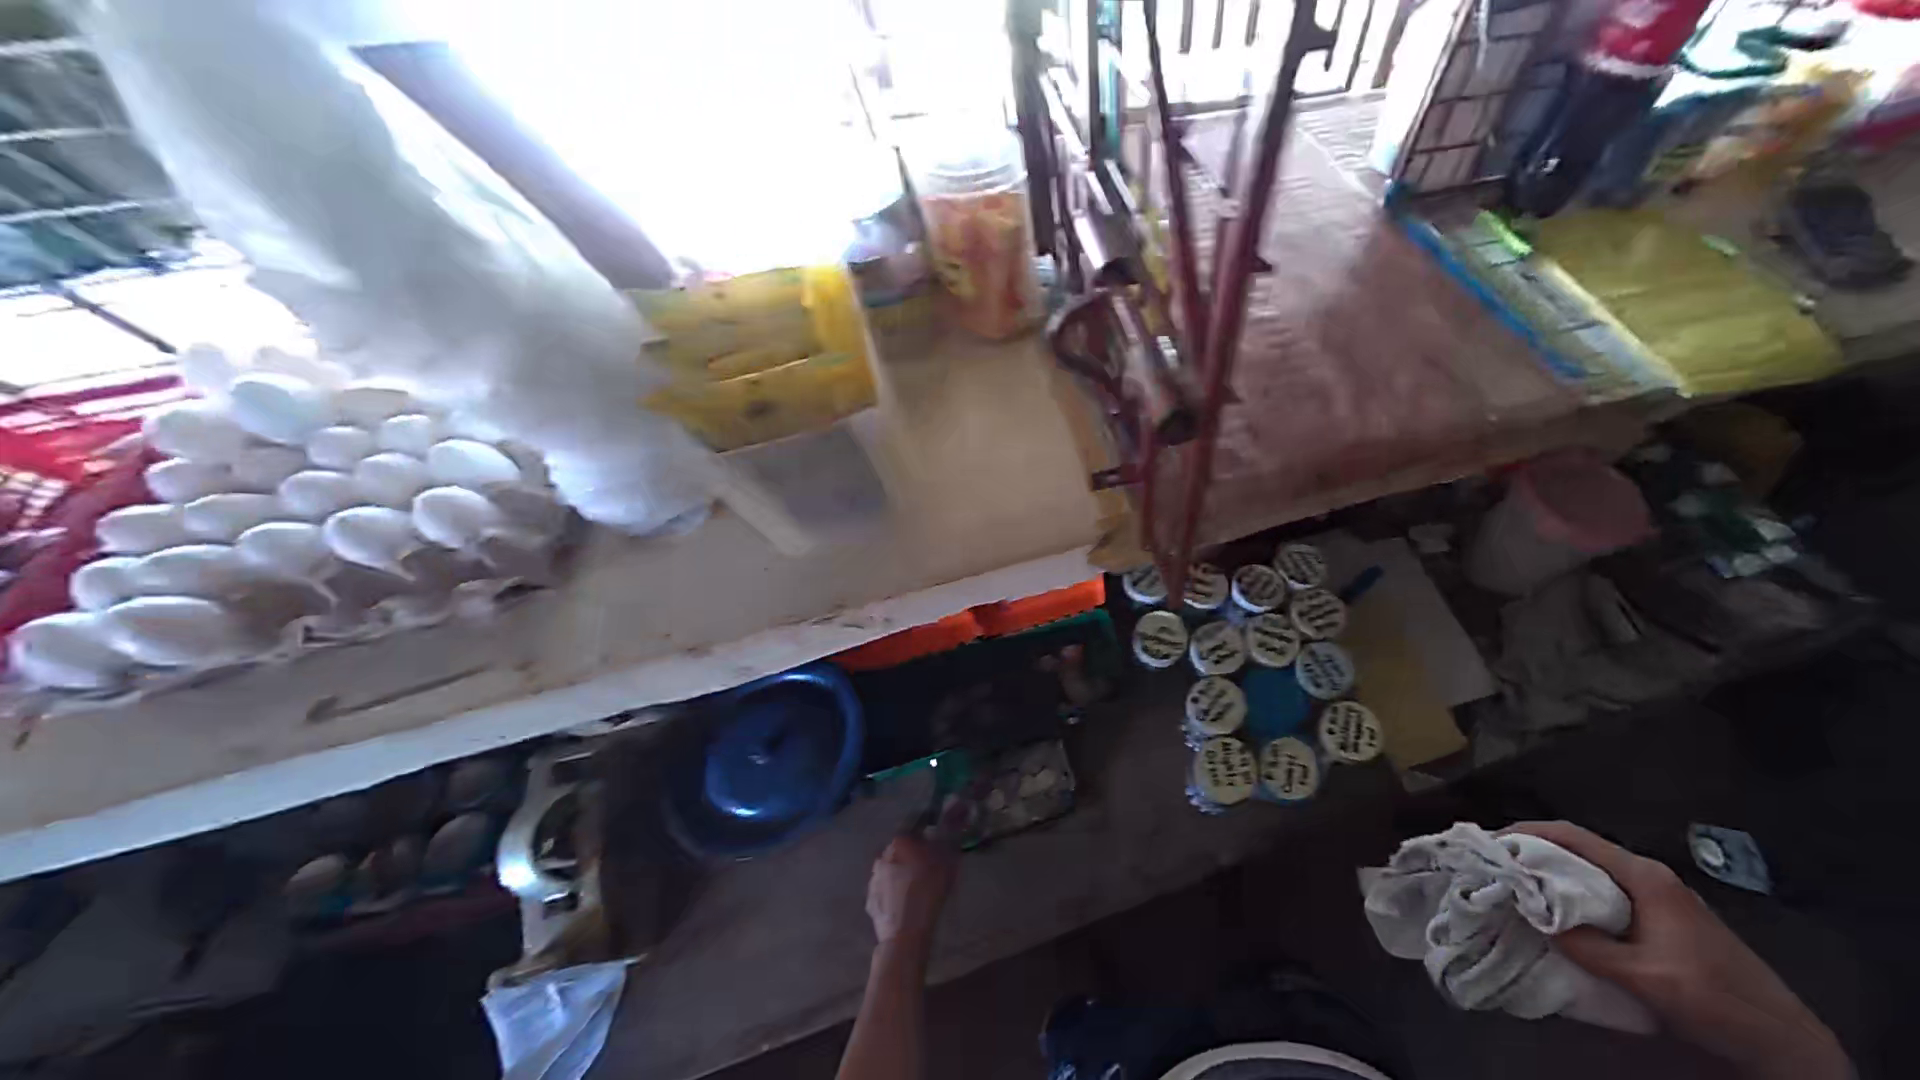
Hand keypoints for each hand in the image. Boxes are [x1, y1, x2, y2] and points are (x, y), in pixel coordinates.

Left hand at [865, 832, 955, 948]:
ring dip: (900, 876)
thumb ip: (947, 842)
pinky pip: (884, 891)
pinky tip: (904, 906)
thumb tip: (949, 829)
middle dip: (911, 858)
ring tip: (915, 891)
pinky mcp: (870, 900)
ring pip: (890, 871)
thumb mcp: (947, 864)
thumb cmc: (928, 893)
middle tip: (926, 871)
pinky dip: (892, 895)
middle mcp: (882, 856)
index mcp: (900, 842)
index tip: (934, 849)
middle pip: (900, 851)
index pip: (914, 832)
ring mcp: (873, 879)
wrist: (905, 933)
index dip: (925, 839)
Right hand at [1506, 822, 1849, 1079]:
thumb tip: (1530, 915)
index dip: (1524, 831)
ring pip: (1586, 868)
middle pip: (1575, 846)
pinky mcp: (1659, 915)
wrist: (1787, 1042)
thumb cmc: (1717, 1000)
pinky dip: (1567, 889)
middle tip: (1492, 863)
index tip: (1487, 842)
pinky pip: (1600, 888)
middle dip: (1529, 850)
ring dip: (1547, 871)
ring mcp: (1657, 895)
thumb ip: (1586, 945)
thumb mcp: (1646, 977)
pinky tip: (1552, 908)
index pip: (1570, 835)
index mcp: (1644, 877)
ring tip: (1511, 883)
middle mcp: (1647, 876)